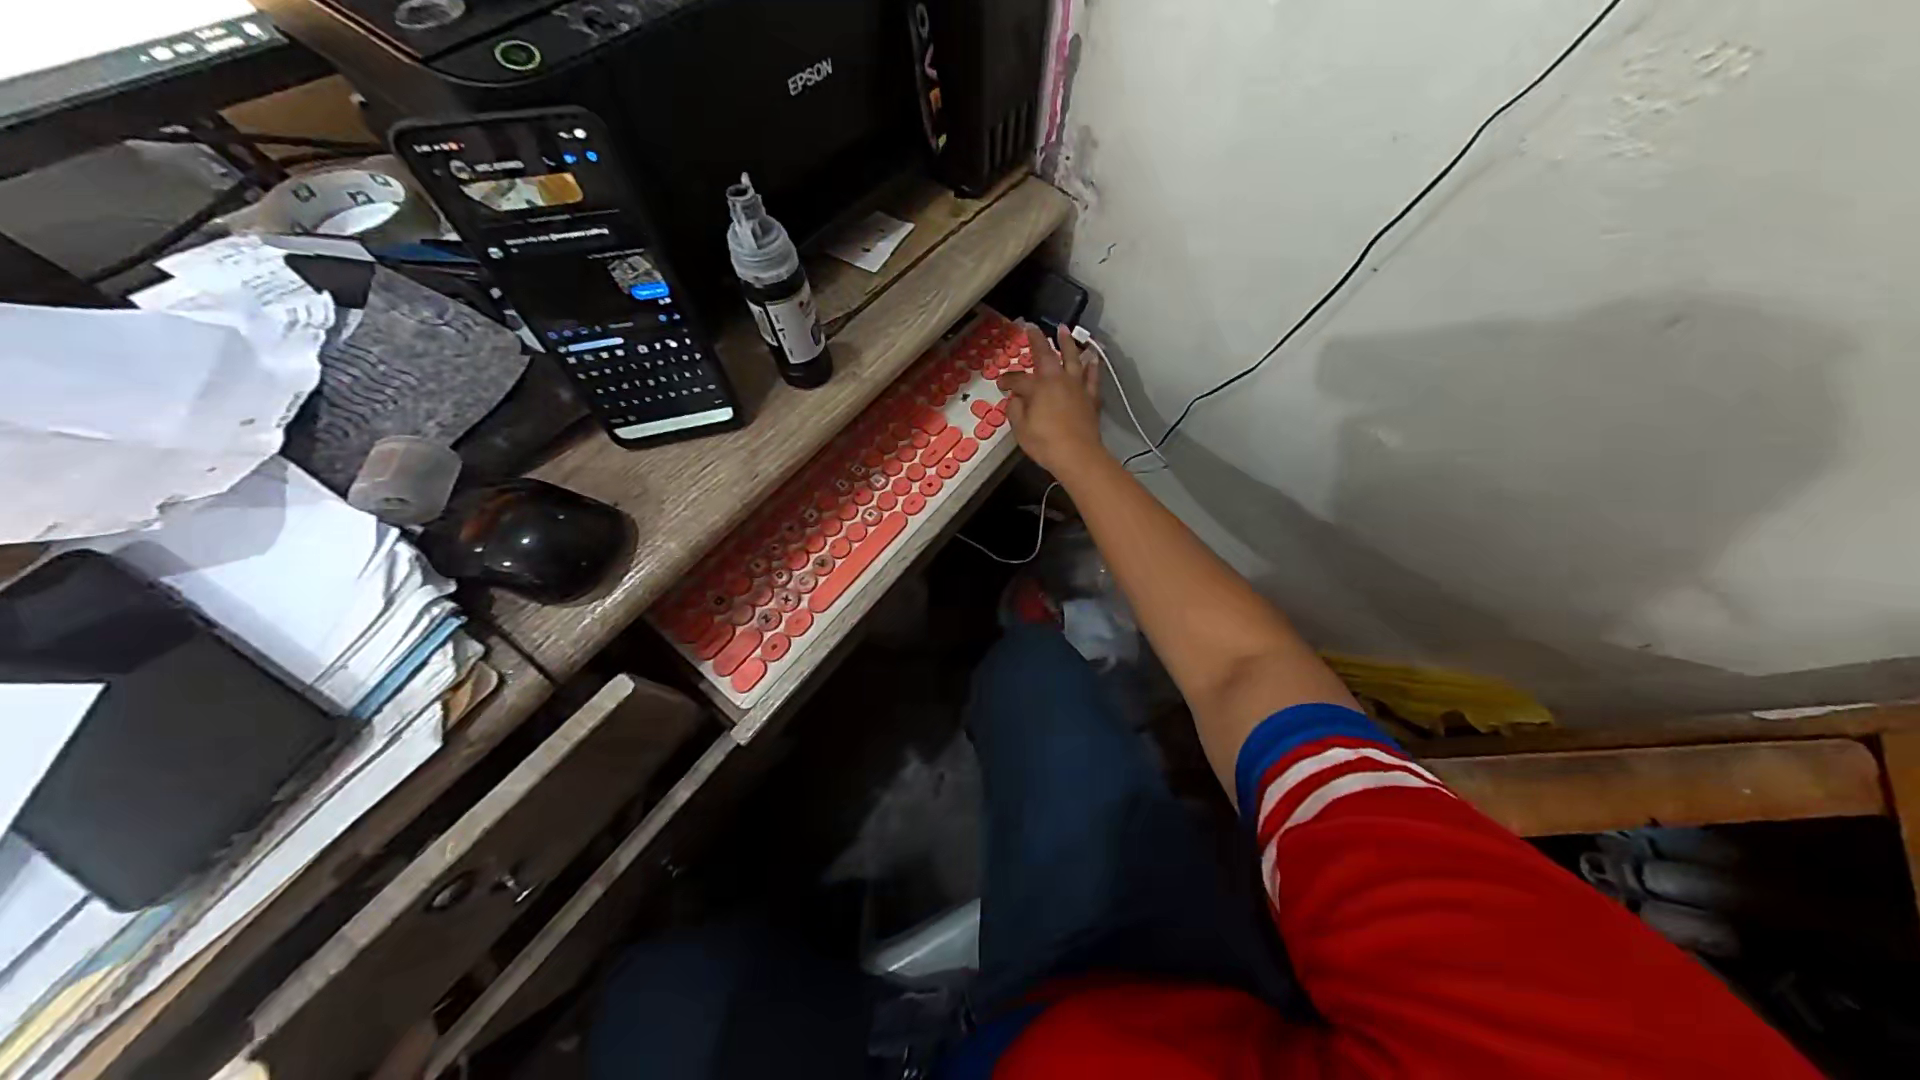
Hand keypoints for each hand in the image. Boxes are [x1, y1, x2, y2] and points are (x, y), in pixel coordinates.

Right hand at [998, 323, 1107, 475]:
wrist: (1078, 455)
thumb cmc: (1045, 443)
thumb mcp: (1021, 429)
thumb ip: (1016, 410)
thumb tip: (1016, 399)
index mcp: (1038, 387)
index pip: (1018, 379)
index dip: (1007, 380)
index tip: (1001, 384)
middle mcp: (1058, 380)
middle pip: (1046, 355)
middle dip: (1037, 340)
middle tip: (1032, 328)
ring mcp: (1077, 387)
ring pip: (1073, 358)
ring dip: (1067, 342)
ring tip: (1064, 330)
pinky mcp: (1091, 397)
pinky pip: (1092, 377)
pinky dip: (1092, 366)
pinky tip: (1092, 358)